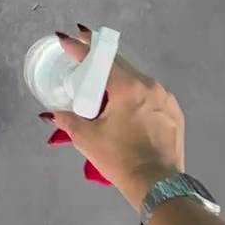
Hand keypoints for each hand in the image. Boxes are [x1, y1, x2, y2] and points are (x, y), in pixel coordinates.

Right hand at [46, 26, 184, 207]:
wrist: (158, 186)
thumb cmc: (120, 159)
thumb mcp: (87, 138)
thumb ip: (67, 119)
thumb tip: (50, 113)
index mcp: (127, 87)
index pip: (101, 59)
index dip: (81, 48)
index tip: (67, 38)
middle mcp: (149, 85)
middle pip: (120, 64)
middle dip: (100, 58)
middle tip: (83, 51)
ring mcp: (165, 97)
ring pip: (137, 79)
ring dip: (119, 77)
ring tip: (103, 83)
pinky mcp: (175, 111)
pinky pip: (151, 93)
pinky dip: (136, 93)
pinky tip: (127, 103)